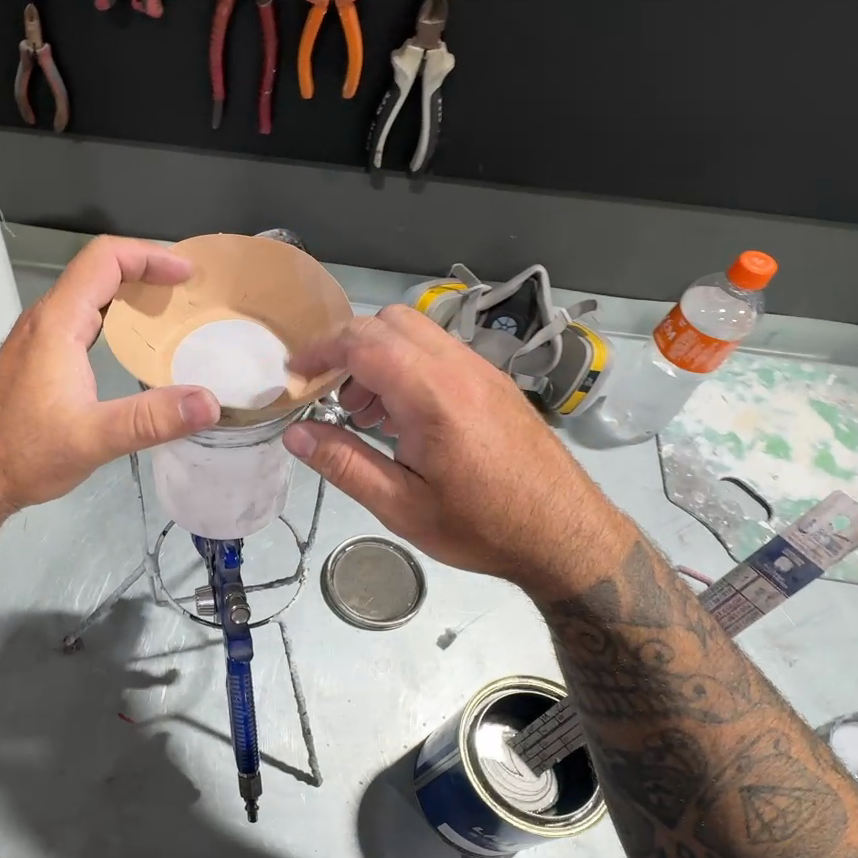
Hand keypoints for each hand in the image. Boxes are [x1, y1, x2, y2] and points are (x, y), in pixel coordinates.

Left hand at [0, 237, 222, 512]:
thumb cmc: (26, 453)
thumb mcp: (94, 438)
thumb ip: (151, 419)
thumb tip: (209, 403)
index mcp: (57, 324)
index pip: (104, 259)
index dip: (149, 256)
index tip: (186, 274)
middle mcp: (44, 321)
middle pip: (97, 272)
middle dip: (145, 272)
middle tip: (187, 295)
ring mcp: (36, 341)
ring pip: (87, 297)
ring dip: (128, 295)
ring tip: (168, 317)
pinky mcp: (35, 361)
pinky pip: (79, 322)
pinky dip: (111, 320)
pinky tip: (130, 349)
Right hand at [282, 305, 634, 598]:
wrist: (564, 535)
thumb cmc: (480, 527)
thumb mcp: (400, 506)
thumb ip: (344, 463)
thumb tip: (294, 434)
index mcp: (432, 395)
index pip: (362, 343)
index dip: (319, 351)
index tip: (293, 373)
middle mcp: (459, 368)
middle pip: (388, 323)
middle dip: (347, 349)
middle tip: (327, 398)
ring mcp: (482, 371)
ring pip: (416, 333)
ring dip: (378, 358)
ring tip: (364, 415)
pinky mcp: (495, 383)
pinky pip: (439, 353)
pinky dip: (406, 367)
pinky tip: (402, 419)